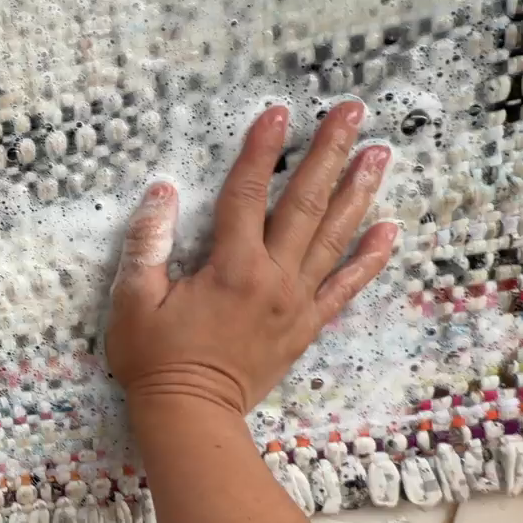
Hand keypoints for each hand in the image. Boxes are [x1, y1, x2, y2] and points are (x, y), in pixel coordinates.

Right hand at [106, 101, 400, 416]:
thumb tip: (161, 193)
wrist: (189, 411)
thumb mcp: (132, 301)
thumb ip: (147, 245)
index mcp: (230, 268)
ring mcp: (296, 301)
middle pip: (304, 205)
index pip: (246, 197)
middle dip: (328, 154)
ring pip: (334, 237)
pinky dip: (369, 258)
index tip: (276, 113)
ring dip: (358, 192)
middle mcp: (273, 277)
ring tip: (380, 152)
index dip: (260, 152)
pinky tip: (389, 230)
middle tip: (352, 112)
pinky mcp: (305, 325)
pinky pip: (346, 286)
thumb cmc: (154, 357)